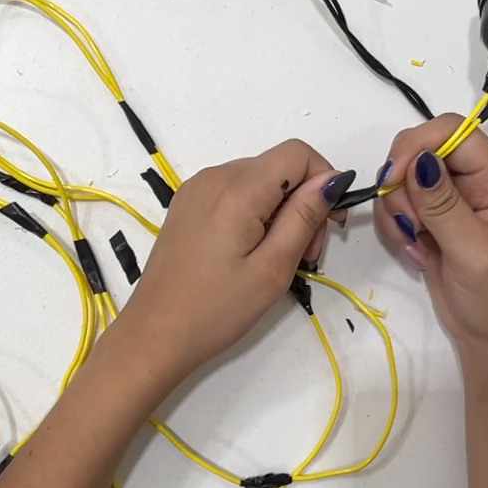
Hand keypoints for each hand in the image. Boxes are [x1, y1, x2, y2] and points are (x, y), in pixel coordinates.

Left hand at [115, 140, 352, 384]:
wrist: (155, 334)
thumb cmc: (216, 309)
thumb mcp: (272, 268)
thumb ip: (304, 216)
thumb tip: (333, 179)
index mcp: (237, 188)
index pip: (297, 153)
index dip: (324, 180)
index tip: (328, 225)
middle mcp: (214, 176)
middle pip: (279, 167)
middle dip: (303, 203)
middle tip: (305, 255)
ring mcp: (197, 188)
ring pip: (260, 179)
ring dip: (281, 211)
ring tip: (278, 259)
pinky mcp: (188, 203)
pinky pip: (235, 192)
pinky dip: (255, 212)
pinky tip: (251, 251)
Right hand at [374, 118, 487, 359]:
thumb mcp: (475, 253)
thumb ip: (444, 206)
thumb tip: (418, 161)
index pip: (453, 132)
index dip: (418, 144)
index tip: (394, 178)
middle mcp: (474, 181)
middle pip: (421, 147)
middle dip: (402, 181)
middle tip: (409, 223)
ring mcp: (449, 200)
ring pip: (402, 176)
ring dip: (397, 209)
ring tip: (415, 244)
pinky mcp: (429, 220)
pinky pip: (397, 203)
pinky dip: (395, 225)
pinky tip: (415, 253)